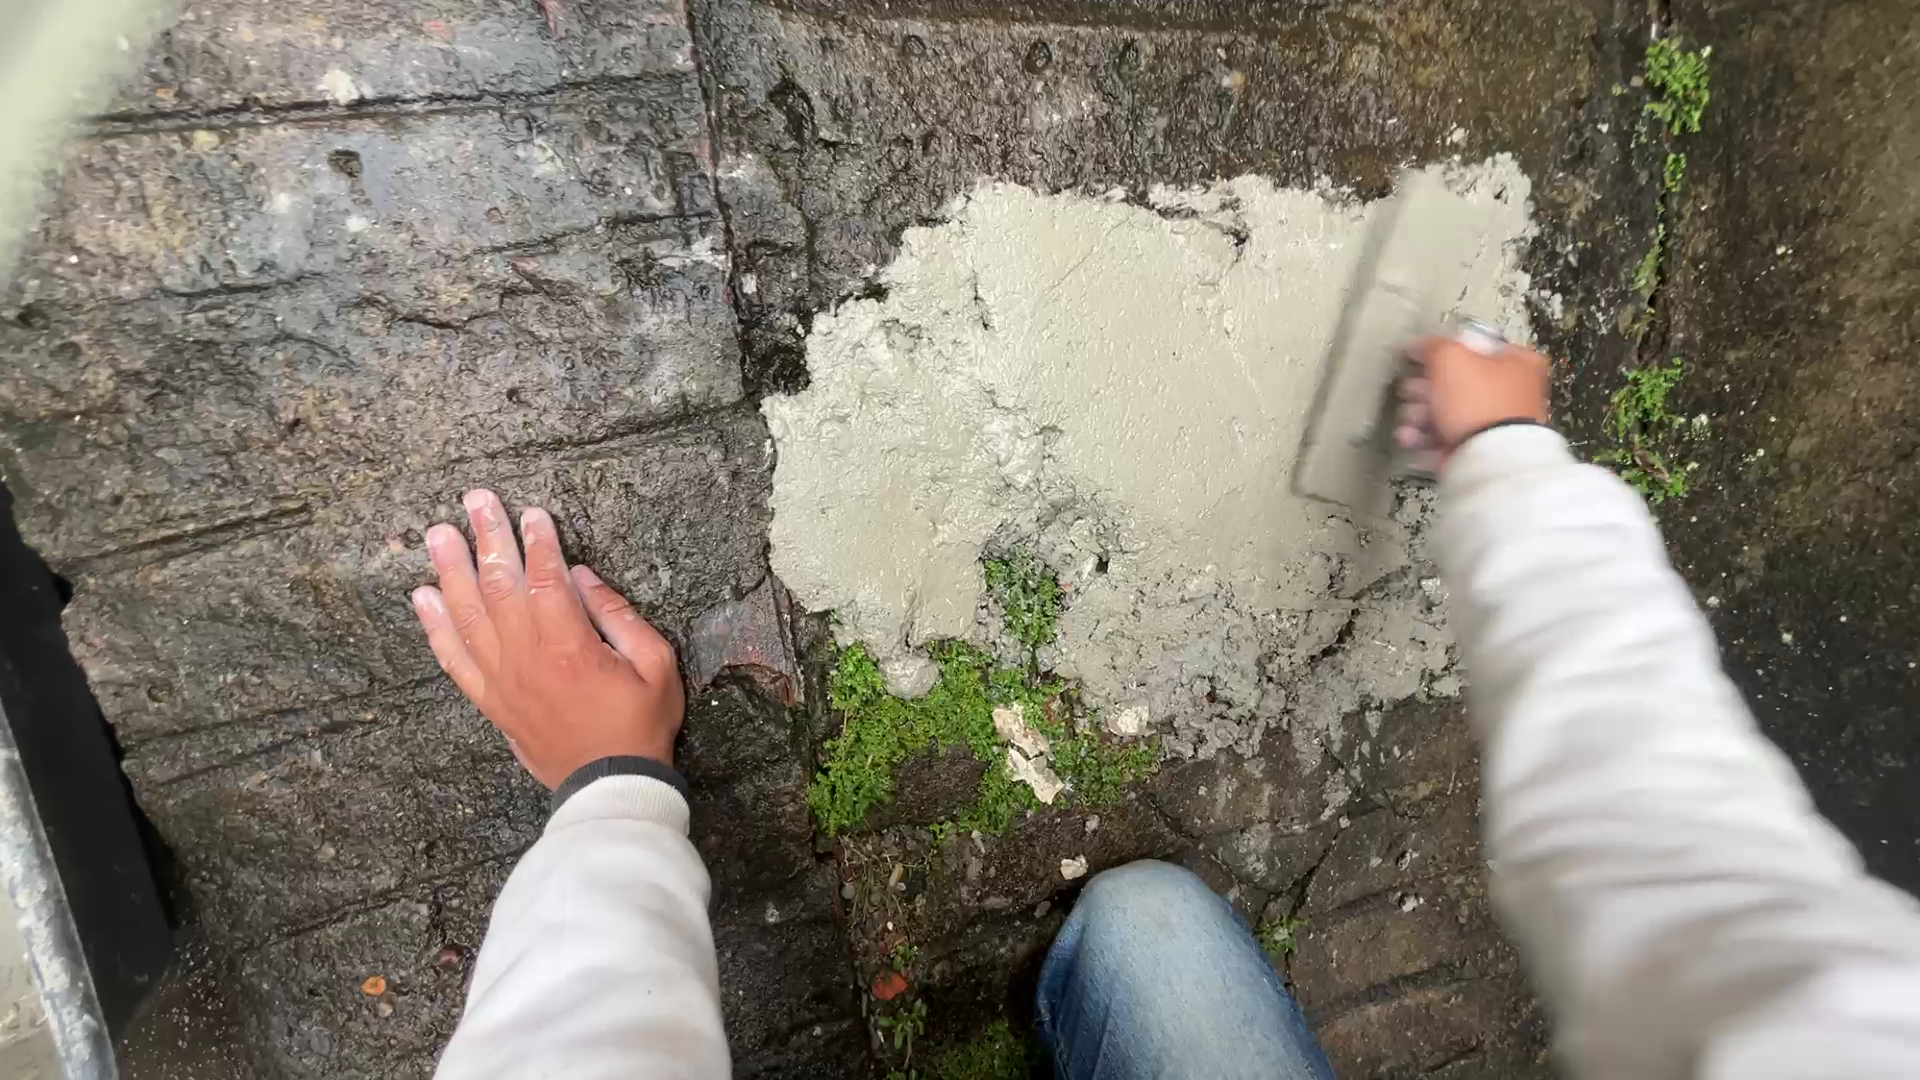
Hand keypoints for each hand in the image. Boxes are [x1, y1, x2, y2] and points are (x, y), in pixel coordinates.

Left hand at [410, 489, 683, 788]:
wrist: (608, 782)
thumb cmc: (641, 721)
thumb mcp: (656, 664)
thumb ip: (620, 617)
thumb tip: (583, 577)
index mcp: (570, 645)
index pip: (547, 579)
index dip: (539, 541)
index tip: (532, 511)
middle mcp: (525, 656)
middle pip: (499, 586)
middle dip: (487, 538)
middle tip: (474, 500)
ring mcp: (500, 678)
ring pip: (467, 615)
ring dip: (451, 570)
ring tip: (437, 534)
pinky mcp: (489, 699)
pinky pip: (452, 657)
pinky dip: (434, 626)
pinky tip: (422, 597)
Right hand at [1397, 336, 1552, 466]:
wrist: (1488, 457)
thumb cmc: (1476, 401)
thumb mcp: (1451, 360)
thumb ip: (1432, 346)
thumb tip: (1415, 344)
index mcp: (1517, 362)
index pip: (1471, 349)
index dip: (1439, 357)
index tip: (1418, 366)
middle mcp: (1511, 390)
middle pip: (1454, 383)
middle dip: (1424, 391)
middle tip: (1411, 395)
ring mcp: (1495, 422)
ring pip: (1444, 412)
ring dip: (1418, 416)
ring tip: (1410, 424)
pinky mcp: (1478, 447)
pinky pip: (1443, 437)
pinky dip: (1424, 438)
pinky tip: (1411, 439)